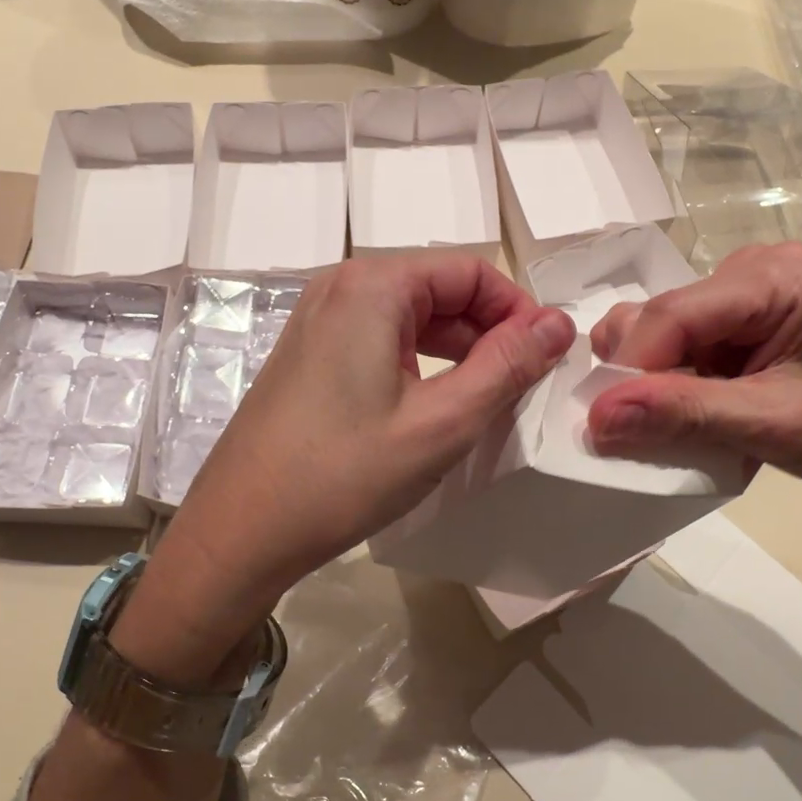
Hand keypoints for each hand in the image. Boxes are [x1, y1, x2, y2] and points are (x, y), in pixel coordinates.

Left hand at [115, 254, 575, 683]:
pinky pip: (379, 340)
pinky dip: (418, 363)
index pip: (470, 271)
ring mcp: (317, 321)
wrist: (242, 529)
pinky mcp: (308, 355)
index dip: (517, 310)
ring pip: (409, 317)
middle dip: (488, 330)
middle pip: (438, 289)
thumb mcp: (441, 422)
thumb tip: (559, 323)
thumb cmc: (344, 475)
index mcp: (372, 286)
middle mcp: (339, 288)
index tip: (545, 359)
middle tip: (521, 386)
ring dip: (456, 350)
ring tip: (488, 400)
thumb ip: (506, 366)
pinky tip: (435, 406)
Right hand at [584, 242, 801, 509]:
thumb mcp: (771, 424)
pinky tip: (677, 410)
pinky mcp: (724, 322)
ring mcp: (735, 295)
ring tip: (664, 422)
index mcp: (779, 276)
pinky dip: (658, 381)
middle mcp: (751, 270)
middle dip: (637, 373)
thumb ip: (685, 414)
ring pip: (652, 329)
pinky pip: (665, 345)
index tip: (604, 421)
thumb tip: (599, 417)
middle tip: (632, 429)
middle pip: (659, 316)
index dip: (633, 364)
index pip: (676, 311)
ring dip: (645, 379)